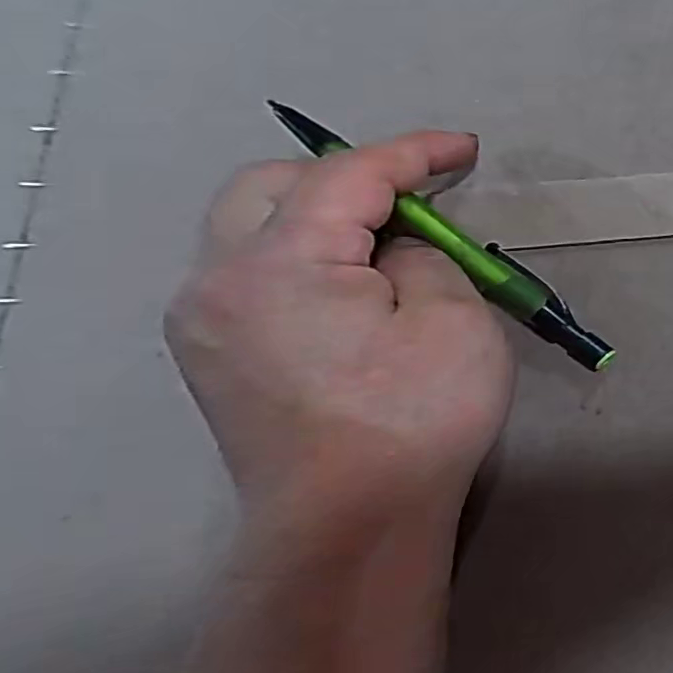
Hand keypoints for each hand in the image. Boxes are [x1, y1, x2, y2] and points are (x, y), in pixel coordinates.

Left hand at [165, 131, 515, 531]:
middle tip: (416, 200)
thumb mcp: (454, 320)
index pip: (347, 176)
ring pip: (254, 229)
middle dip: (349, 177)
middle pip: (272, 187)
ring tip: (391, 248)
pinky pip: (255, 273)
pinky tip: (355, 290)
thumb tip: (396, 251)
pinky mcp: (217, 357)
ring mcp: (206, 322)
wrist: (353, 524)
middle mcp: (219, 282)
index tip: (465, 148)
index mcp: (279, 265)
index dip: (413, 153)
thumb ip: (424, 260)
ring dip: (325, 218)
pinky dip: (307, 257)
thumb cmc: (418, 417)